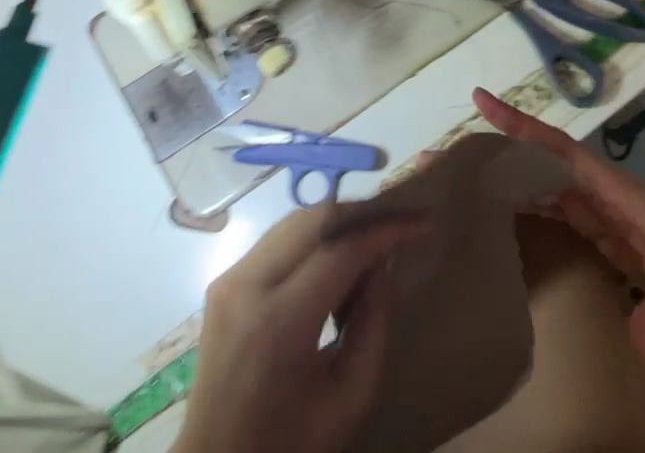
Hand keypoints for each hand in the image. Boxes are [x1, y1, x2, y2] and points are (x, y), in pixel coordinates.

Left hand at [172, 204, 426, 452]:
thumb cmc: (292, 439)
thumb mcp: (351, 395)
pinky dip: (311, 239)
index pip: (340, 250)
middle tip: (399, 220)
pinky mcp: (222, 282)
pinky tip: (335, 258)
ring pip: (291, 223)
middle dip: (360, 214)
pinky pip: (274, 241)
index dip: (385, 229)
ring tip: (372, 237)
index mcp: (279, 323)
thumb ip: (373, 323)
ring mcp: (227, 280)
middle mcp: (246, 286)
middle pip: (311, 221)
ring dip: (335, 222)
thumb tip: (382, 262)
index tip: (422, 222)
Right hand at [473, 87, 644, 371]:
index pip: (566, 154)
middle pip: (544, 160)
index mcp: (624, 198)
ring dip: (503, 174)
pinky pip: (551, 205)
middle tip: (442, 154)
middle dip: (497, 149)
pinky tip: (494, 206)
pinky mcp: (599, 230)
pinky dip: (520, 199)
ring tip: (456, 175)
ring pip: (543, 181)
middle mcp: (607, 195)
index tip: (485, 102)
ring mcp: (601, 211)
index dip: (526, 129)